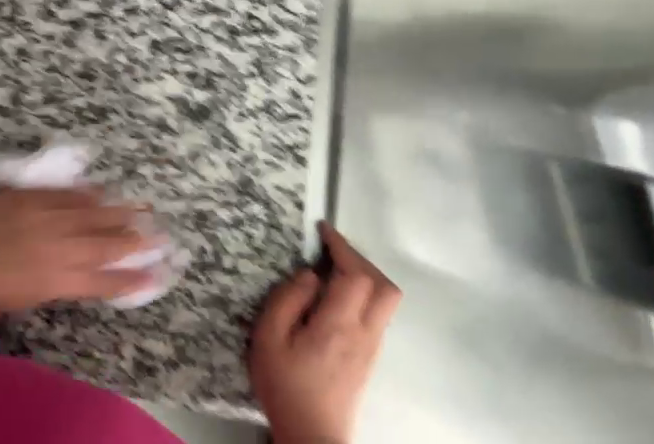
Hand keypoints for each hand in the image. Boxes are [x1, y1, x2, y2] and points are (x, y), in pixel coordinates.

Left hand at [0, 188, 164, 311]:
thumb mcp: (27, 298)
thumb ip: (57, 285)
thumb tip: (78, 274)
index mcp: (60, 280)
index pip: (107, 280)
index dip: (134, 277)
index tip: (157, 273)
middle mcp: (58, 246)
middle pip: (106, 243)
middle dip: (135, 239)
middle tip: (161, 235)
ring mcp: (43, 216)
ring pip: (90, 213)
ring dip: (118, 211)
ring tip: (142, 208)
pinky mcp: (26, 196)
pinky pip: (64, 193)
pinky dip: (85, 193)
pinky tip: (100, 191)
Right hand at [250, 222, 400, 443]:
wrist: (312, 432)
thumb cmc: (284, 382)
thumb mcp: (268, 337)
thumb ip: (287, 300)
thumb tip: (309, 274)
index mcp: (338, 325)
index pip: (355, 275)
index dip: (342, 247)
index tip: (322, 229)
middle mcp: (365, 333)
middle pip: (384, 287)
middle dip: (360, 259)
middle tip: (330, 246)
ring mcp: (372, 346)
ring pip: (385, 301)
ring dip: (364, 275)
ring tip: (331, 266)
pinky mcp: (369, 356)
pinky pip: (376, 314)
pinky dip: (362, 293)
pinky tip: (335, 295)